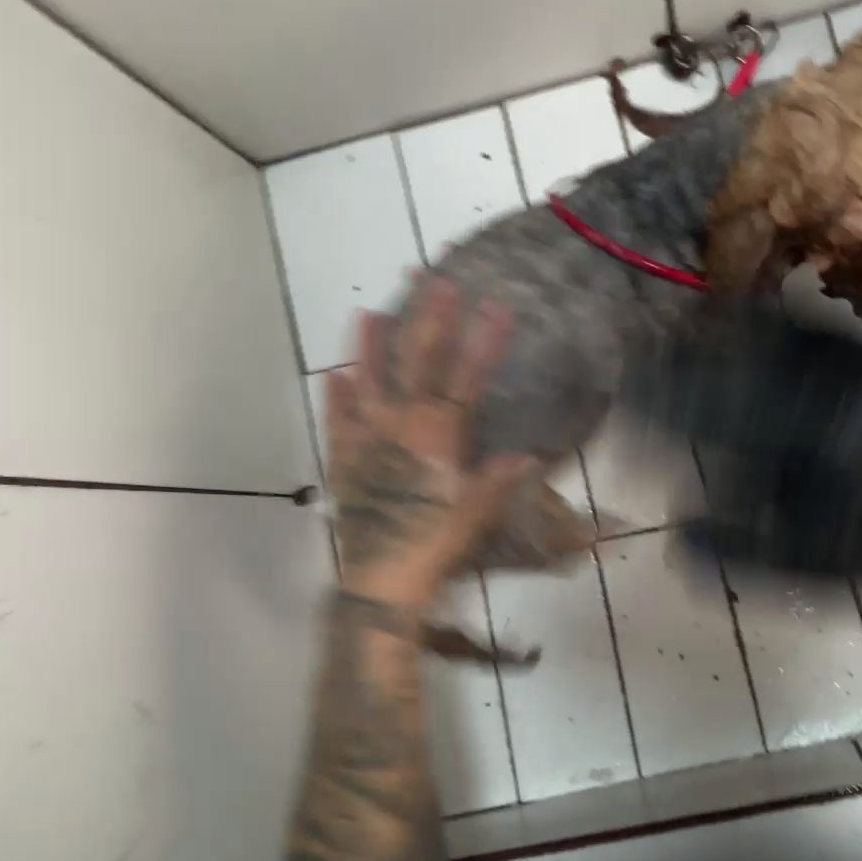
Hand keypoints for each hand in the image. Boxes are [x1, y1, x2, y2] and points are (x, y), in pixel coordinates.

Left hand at [323, 281, 536, 604]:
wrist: (380, 577)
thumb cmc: (435, 542)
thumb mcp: (477, 511)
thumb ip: (498, 479)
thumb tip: (528, 456)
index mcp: (439, 435)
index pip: (466, 378)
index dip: (484, 342)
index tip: (498, 306)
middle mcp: (401, 426)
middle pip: (418, 366)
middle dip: (431, 323)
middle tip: (439, 283)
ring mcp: (368, 439)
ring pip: (369, 383)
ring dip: (371, 348)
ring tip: (369, 312)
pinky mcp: (345, 459)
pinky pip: (338, 421)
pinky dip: (336, 398)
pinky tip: (333, 375)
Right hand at [622, 309, 861, 596]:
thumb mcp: (820, 564)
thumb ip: (743, 549)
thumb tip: (676, 530)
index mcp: (810, 446)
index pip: (715, 415)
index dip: (663, 406)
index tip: (625, 401)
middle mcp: (831, 393)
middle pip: (733, 366)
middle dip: (676, 365)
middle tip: (637, 365)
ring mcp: (857, 366)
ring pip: (769, 338)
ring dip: (714, 335)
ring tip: (674, 335)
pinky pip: (812, 329)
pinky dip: (767, 325)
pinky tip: (743, 322)